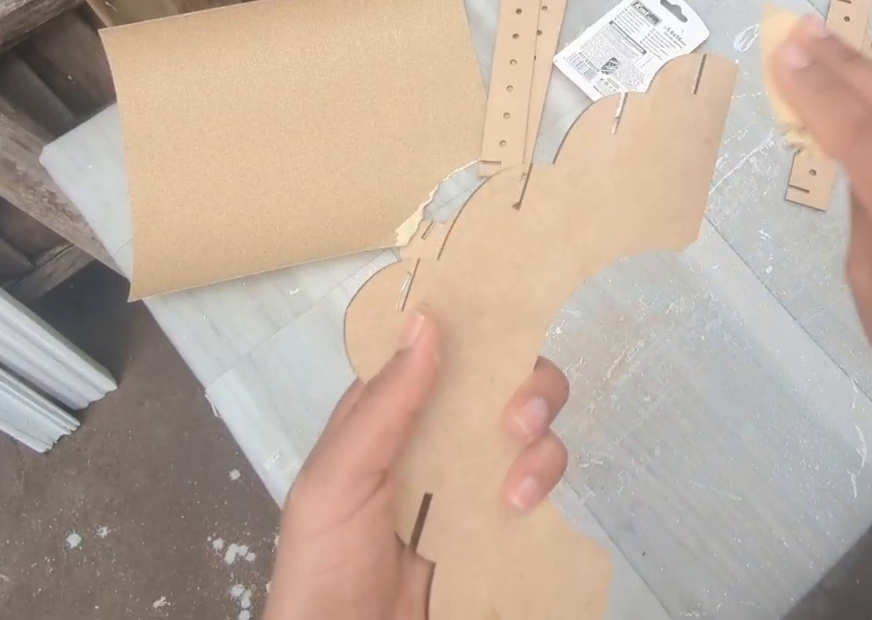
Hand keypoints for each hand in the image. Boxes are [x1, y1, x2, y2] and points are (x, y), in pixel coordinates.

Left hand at [265, 311, 570, 619]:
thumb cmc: (327, 565)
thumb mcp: (337, 480)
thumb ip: (383, 404)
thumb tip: (427, 320)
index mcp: (391, 411)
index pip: (437, 346)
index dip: (471, 321)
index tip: (503, 305)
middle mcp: (438, 430)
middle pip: (497, 376)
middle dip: (525, 382)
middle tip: (517, 419)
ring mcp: (472, 472)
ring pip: (529, 420)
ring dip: (539, 437)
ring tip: (518, 486)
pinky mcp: (500, 513)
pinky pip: (540, 473)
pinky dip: (544, 476)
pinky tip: (521, 506)